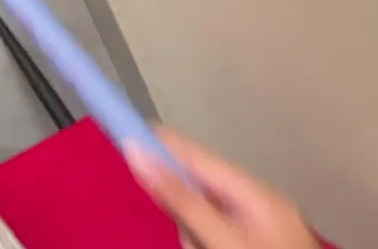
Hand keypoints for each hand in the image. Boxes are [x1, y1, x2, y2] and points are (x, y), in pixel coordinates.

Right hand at [127, 128, 319, 248]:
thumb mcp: (223, 243)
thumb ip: (180, 198)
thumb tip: (133, 148)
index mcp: (256, 194)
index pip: (191, 152)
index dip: (155, 143)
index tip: (119, 139)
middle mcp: (258, 203)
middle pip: (193, 183)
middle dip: (179, 208)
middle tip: (190, 239)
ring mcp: (258, 227)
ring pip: (198, 212)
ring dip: (190, 233)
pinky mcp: (253, 244)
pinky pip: (211, 232)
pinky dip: (202, 244)